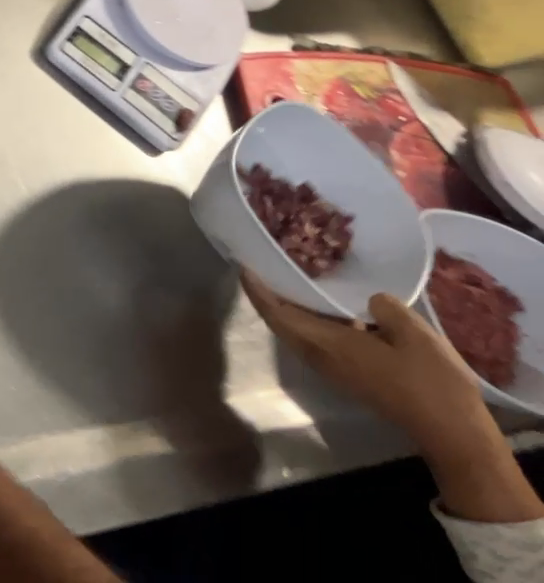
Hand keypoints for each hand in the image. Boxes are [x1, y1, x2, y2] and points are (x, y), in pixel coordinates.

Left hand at [240, 271, 490, 452]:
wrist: (450, 430)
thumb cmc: (431, 381)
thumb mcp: (415, 335)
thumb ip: (385, 308)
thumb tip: (368, 299)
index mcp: (323, 342)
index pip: (275, 312)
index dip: (256, 289)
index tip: (245, 266)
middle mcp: (316, 354)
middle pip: (279, 320)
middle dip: (267, 294)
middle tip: (269, 267)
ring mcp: (329, 367)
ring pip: (296, 330)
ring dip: (290, 307)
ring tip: (297, 280)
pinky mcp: (344, 373)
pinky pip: (315, 340)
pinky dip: (312, 320)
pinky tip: (333, 307)